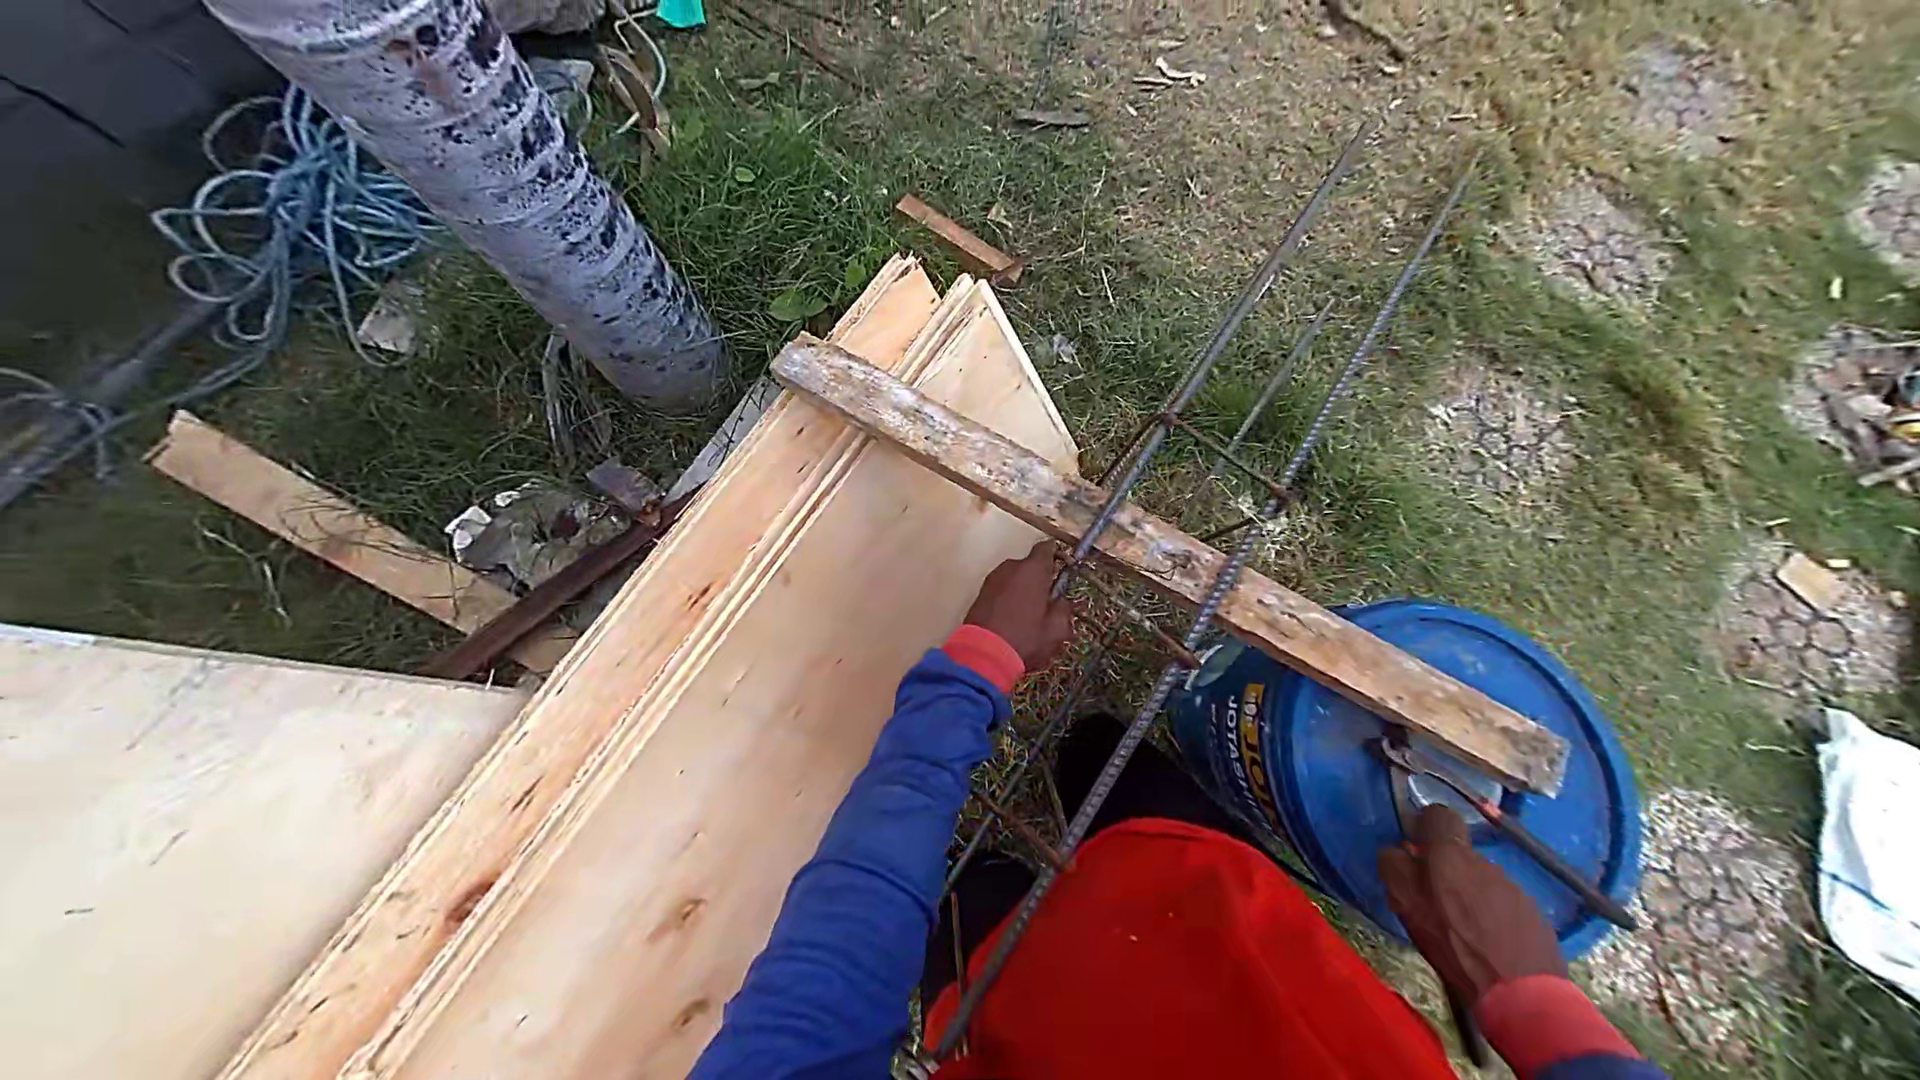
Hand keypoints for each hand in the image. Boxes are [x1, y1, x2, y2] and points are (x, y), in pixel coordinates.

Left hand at [963, 542, 1078, 670]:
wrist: (982, 654)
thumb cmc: (1025, 638)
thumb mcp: (1056, 629)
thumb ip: (1064, 610)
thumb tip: (1062, 602)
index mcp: (1033, 570)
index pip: (1047, 548)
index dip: (1056, 555)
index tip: (1062, 568)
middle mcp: (1010, 567)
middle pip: (1029, 565)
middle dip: (1039, 579)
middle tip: (1047, 602)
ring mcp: (992, 579)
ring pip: (1014, 578)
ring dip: (1022, 589)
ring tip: (1028, 614)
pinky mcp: (979, 593)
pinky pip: (1001, 589)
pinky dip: (1008, 598)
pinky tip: (1012, 618)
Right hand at [1378, 805, 1566, 1005]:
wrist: (1521, 995)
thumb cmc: (1451, 942)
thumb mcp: (1404, 902)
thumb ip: (1393, 865)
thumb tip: (1397, 851)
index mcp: (1449, 853)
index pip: (1438, 814)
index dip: (1426, 826)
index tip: (1417, 846)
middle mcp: (1484, 862)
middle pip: (1460, 853)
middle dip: (1446, 868)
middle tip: (1436, 899)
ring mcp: (1515, 888)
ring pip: (1482, 879)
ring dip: (1471, 893)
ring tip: (1465, 926)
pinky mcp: (1536, 915)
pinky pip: (1505, 903)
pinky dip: (1494, 915)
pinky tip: (1489, 941)